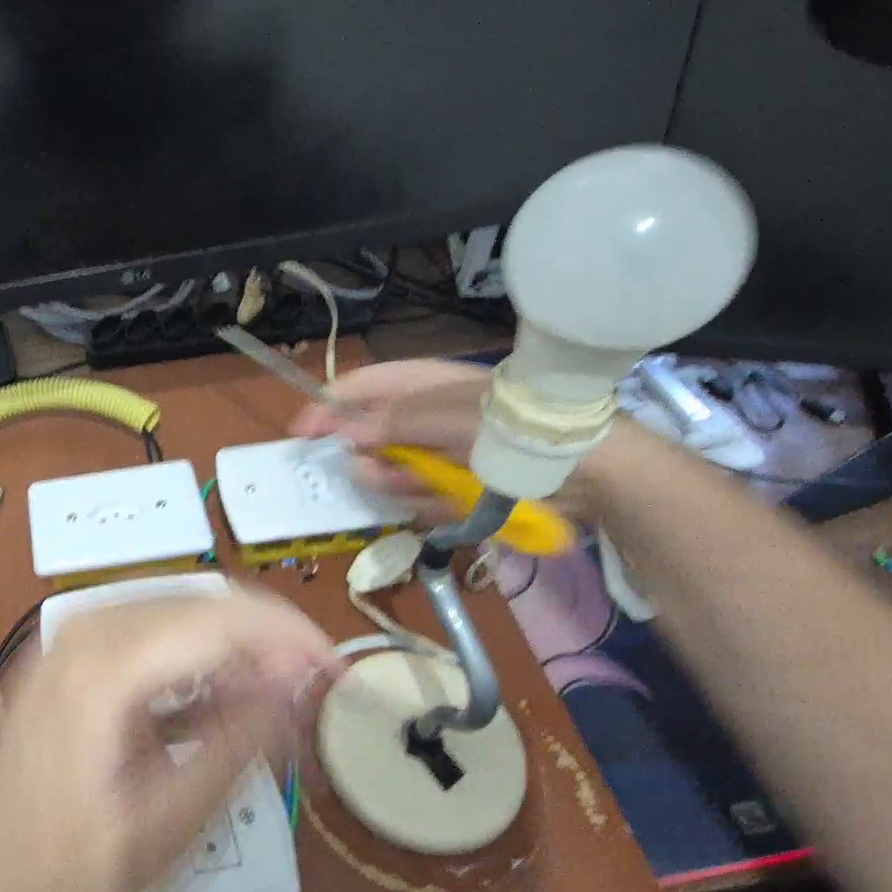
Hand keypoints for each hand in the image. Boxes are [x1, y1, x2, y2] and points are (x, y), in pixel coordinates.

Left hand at [0, 588, 335, 891]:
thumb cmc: (65, 857)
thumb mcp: (167, 820)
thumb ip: (239, 742)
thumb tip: (296, 683)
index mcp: (107, 659)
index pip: (222, 614)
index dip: (290, 634)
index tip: (333, 668)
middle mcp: (88, 626)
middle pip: (205, 603)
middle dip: (267, 639)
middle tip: (312, 686)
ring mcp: (76, 633)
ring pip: (183, 612)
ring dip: (236, 648)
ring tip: (276, 699)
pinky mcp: (76, 649)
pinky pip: (154, 630)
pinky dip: (198, 657)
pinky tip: (222, 699)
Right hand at [289, 358, 626, 521]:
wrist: (590, 471)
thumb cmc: (510, 427)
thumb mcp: (446, 415)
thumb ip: (391, 423)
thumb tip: (343, 433)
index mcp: (424, 386)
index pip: (362, 388)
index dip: (328, 405)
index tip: (301, 433)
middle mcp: (428, 420)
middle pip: (372, 435)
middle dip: (363, 454)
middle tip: (361, 470)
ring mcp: (443, 456)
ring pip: (393, 472)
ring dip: (392, 482)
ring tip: (405, 487)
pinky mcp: (460, 490)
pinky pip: (422, 500)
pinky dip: (423, 505)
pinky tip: (438, 504)